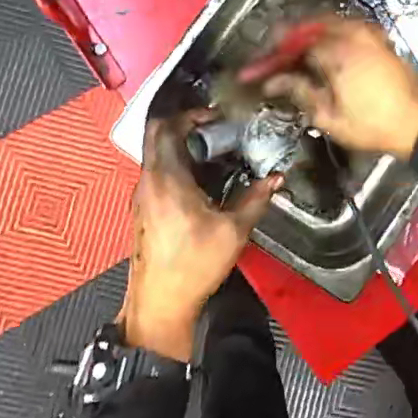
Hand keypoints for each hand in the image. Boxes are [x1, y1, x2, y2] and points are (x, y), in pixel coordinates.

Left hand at [120, 110, 280, 361]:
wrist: (160, 303)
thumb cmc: (193, 266)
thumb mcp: (234, 231)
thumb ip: (255, 199)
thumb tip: (275, 179)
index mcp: (166, 179)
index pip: (166, 128)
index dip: (190, 114)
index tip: (214, 116)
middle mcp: (148, 182)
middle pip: (156, 135)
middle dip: (183, 124)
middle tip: (212, 127)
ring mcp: (142, 196)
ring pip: (155, 154)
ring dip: (179, 144)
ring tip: (212, 150)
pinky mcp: (144, 209)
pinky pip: (156, 172)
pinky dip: (175, 163)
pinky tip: (201, 179)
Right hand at [240, 18, 417, 158]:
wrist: (416, 124)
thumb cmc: (372, 125)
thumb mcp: (329, 116)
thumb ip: (301, 91)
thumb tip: (274, 82)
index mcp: (337, 54)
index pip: (294, 46)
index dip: (272, 57)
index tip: (256, 68)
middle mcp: (352, 37)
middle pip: (309, 28)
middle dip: (286, 39)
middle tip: (271, 55)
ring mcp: (369, 35)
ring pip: (328, 22)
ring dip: (306, 32)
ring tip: (291, 50)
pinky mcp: (380, 40)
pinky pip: (347, 26)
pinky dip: (329, 31)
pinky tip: (322, 47)